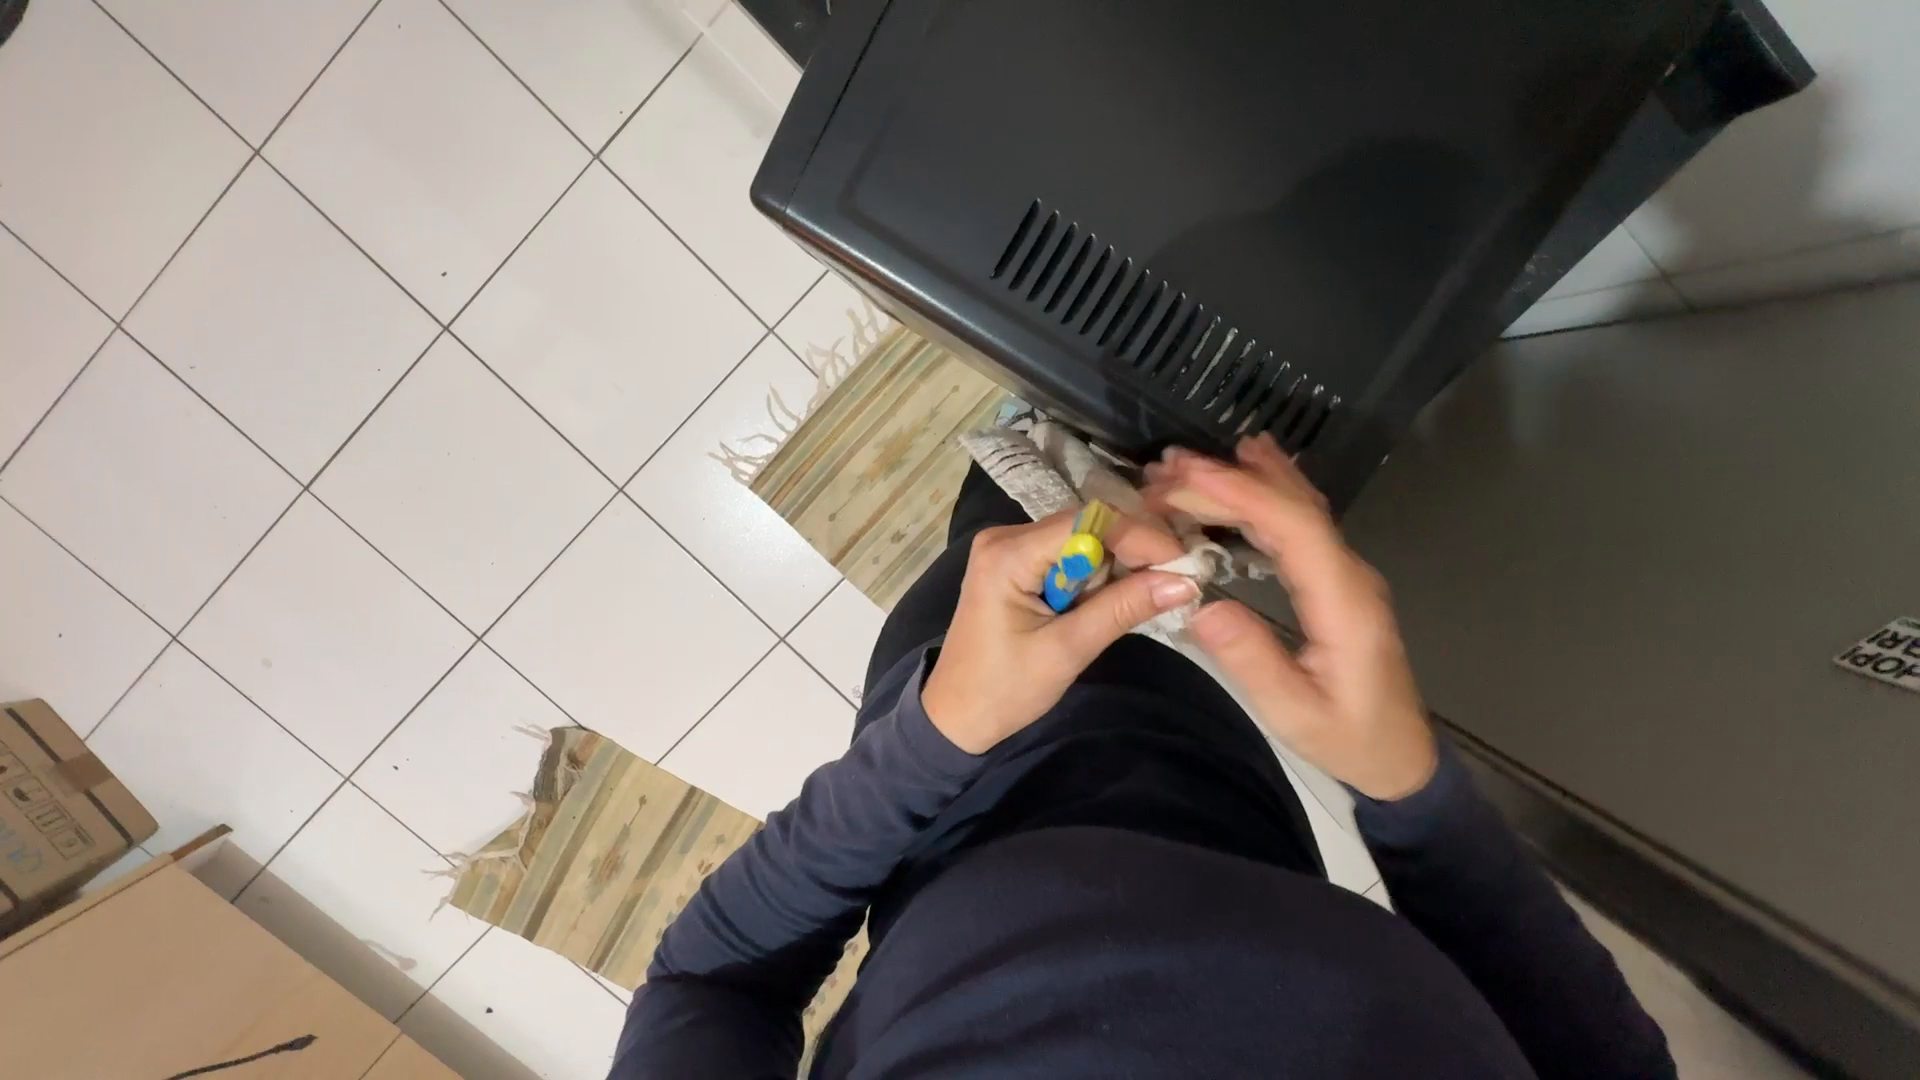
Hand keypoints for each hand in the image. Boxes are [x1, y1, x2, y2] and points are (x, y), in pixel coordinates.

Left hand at [921, 510, 1198, 753]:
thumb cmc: (1005, 690)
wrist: (956, 717)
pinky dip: (1093, 576)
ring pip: (1080, 541)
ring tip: (1146, 596)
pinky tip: (1112, 598)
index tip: (1183, 564)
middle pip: (1085, 526)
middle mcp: (1004, 537)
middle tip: (1175, 583)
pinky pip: (1065, 556)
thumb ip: (1123, 608)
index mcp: (1007, 554)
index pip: (1087, 522)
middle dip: (1132, 552)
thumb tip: (1185, 581)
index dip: (1139, 537)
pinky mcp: (1013, 565)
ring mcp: (1007, 549)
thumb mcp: (1068, 650)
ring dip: (1115, 566)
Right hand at [1143, 434, 1437, 799]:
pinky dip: (1268, 492)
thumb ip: (1251, 659)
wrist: (1400, 757)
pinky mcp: (1332, 579)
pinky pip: (1299, 523)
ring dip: (1246, 478)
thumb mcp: (1294, 713)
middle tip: (1168, 467)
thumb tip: (1200, 605)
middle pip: (1292, 506)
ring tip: (1191, 461)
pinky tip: (1250, 469)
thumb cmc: (1348, 738)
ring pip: (1297, 507)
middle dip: (1229, 479)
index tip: (1189, 476)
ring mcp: (1343, 573)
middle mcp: (1348, 574)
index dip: (1242, 494)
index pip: (1295, 528)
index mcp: (1343, 602)